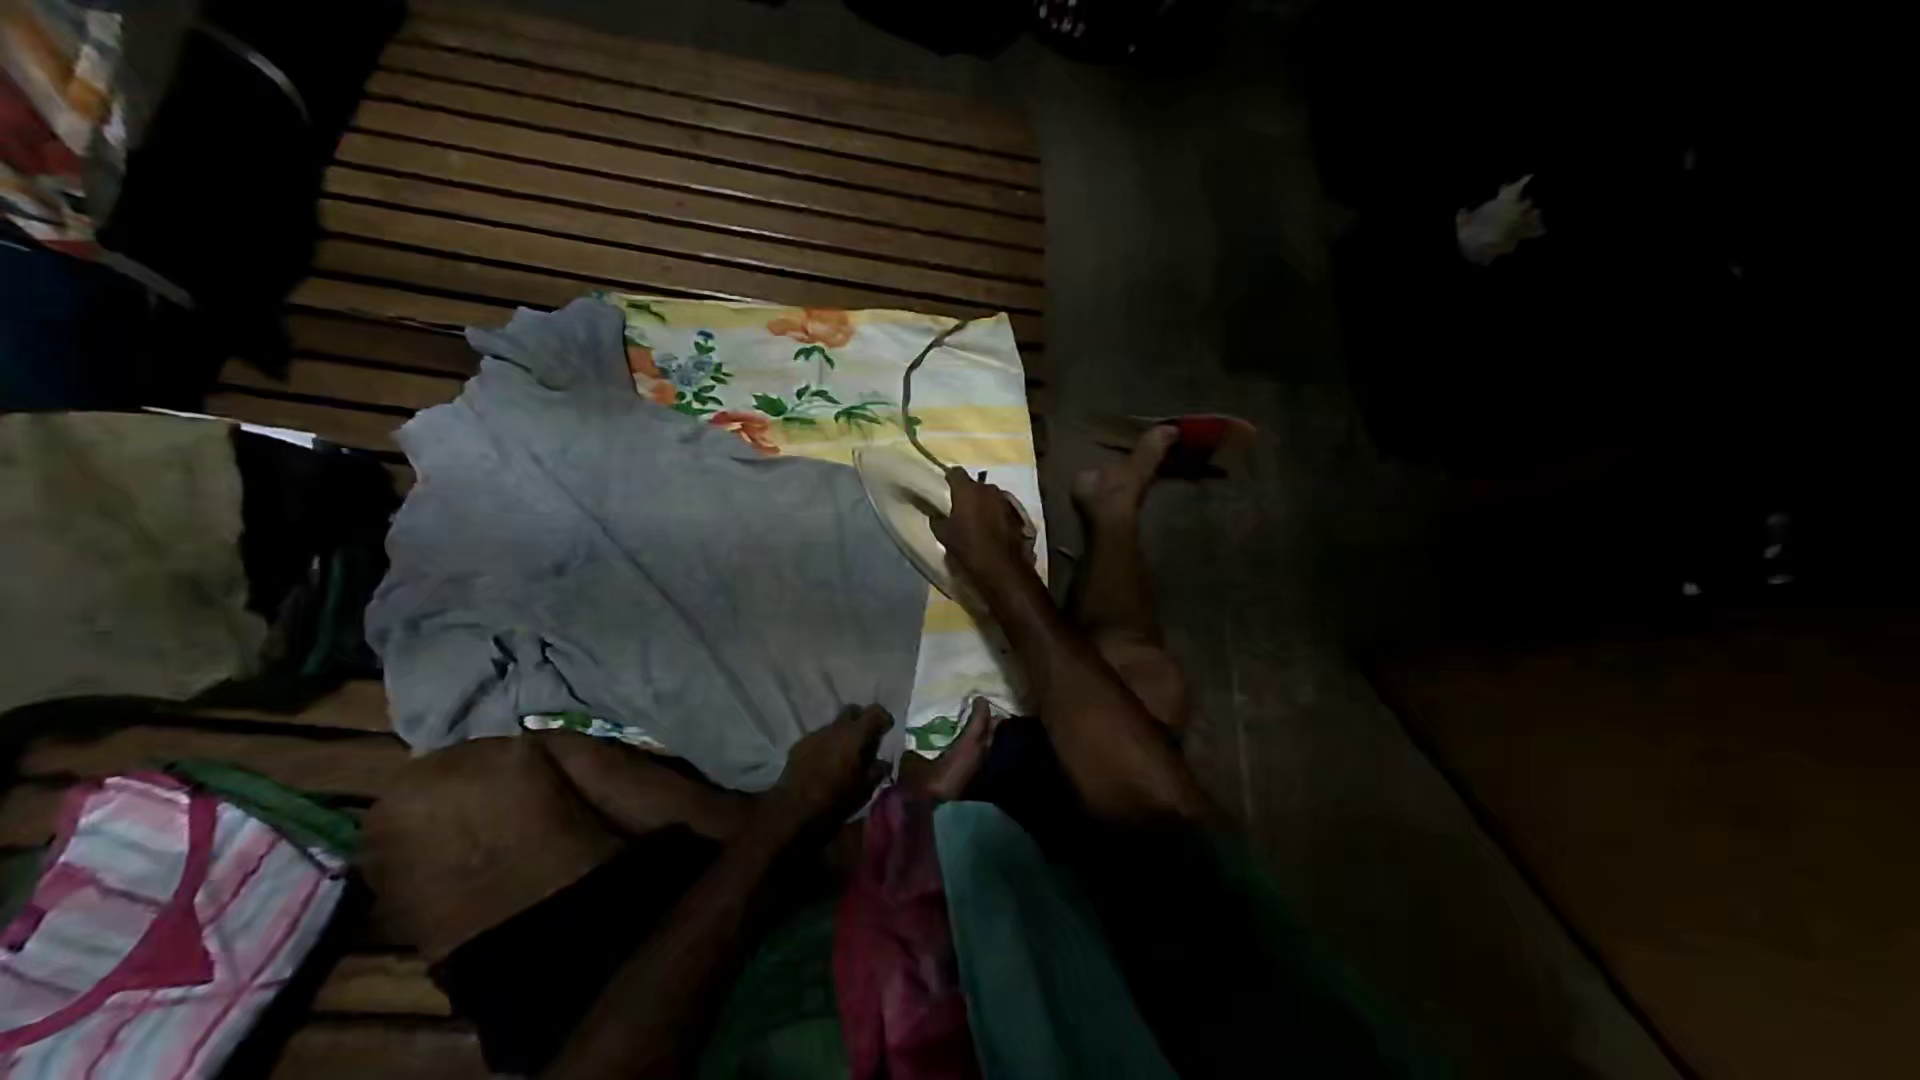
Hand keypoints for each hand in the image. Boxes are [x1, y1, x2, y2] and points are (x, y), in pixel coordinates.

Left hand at [768, 705, 892, 829]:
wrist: (794, 809)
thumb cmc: (836, 799)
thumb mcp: (866, 789)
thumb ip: (878, 770)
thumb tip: (884, 762)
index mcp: (855, 734)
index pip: (876, 711)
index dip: (883, 718)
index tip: (886, 730)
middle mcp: (835, 727)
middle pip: (852, 710)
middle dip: (861, 721)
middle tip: (865, 741)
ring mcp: (815, 734)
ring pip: (834, 725)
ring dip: (841, 735)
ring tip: (843, 755)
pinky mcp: (799, 744)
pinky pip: (818, 738)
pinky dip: (825, 745)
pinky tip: (823, 763)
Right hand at [898, 697, 1001, 801]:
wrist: (944, 823)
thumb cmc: (930, 787)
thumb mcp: (913, 766)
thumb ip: (913, 756)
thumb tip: (911, 751)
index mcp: (971, 744)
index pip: (981, 720)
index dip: (980, 708)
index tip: (978, 698)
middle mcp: (982, 755)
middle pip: (991, 733)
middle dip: (988, 723)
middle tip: (980, 714)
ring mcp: (983, 772)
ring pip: (988, 749)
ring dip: (984, 740)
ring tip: (972, 735)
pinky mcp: (980, 787)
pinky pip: (982, 762)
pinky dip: (978, 755)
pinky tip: (966, 758)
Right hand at [932, 469, 1033, 597]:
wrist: (1002, 568)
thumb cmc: (968, 548)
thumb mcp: (944, 535)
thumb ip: (937, 520)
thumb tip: (935, 514)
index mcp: (968, 490)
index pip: (955, 472)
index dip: (949, 479)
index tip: (944, 488)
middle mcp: (988, 489)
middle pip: (975, 485)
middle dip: (968, 493)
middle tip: (959, 507)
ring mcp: (1005, 500)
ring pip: (990, 496)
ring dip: (983, 503)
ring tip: (976, 518)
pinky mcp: (1017, 514)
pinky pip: (1001, 508)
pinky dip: (995, 514)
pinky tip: (991, 527)